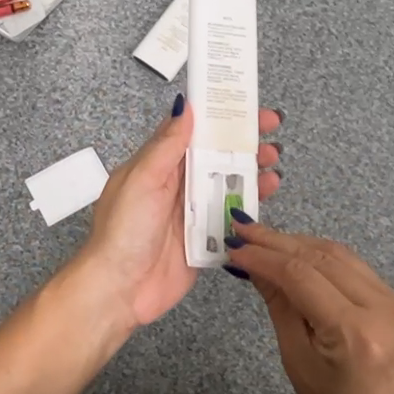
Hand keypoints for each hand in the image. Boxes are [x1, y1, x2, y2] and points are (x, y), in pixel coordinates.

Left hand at [69, 95, 282, 326]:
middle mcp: (175, 184)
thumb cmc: (122, 231)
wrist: (119, 289)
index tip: (245, 104)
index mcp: (157, 164)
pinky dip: (250, 204)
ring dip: (251, 171)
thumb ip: (166, 145)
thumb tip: (184, 106)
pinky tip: (267, 194)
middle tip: (271, 130)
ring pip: (227, 184)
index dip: (218, 116)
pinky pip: (230, 217)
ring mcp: (190, 212)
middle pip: (215, 155)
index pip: (192, 130)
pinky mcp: (203, 239)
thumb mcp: (143, 179)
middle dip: (243, 142)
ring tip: (274, 162)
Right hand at [226, 222, 393, 393]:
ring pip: (338, 254)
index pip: (300, 276)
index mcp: (354, 331)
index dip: (263, 256)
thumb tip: (252, 263)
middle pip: (320, 257)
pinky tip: (296, 251)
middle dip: (277, 241)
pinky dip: (321, 254)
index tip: (233, 247)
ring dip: (298, 242)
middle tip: (242, 229)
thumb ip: (278, 303)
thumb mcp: (296, 359)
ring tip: (262, 237)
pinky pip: (354, 266)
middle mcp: (381, 307)